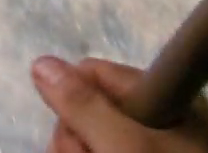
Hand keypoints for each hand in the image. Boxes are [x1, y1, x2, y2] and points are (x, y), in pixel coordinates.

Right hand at [31, 56, 207, 152]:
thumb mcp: (125, 148)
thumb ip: (83, 104)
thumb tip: (41, 62)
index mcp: (166, 99)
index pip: (93, 73)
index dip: (75, 100)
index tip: (82, 132)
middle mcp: (155, 117)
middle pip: (83, 106)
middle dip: (74, 137)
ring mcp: (145, 145)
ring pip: (81, 133)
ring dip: (73, 152)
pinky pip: (89, 149)